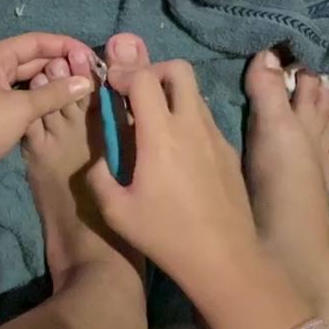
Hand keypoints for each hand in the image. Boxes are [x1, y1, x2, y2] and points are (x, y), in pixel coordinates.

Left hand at [0, 33, 97, 195]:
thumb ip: (55, 93)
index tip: (90, 54)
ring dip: (48, 83)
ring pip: (23, 79)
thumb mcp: (22, 109)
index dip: (64, 45)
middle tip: (89, 74)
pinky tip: (55, 104)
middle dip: (58, 65)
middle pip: (29, 58)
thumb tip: (86, 81)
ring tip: (78, 88)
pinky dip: (35, 97)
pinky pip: (16, 95)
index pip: (35, 41)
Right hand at [85, 61, 260, 286]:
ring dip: (172, 95)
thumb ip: (99, 176)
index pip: (144, 78)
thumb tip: (102, 159)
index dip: (124, 73)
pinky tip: (178, 153)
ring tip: (154, 124)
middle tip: (137, 94)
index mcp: (161, 135)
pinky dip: (188, 120)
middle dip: (154, 70)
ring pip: (194, 93)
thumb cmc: (166, 235)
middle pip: (179, 70)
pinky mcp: (229, 151)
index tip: (111, 86)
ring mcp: (215, 136)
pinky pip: (206, 120)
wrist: (224, 258)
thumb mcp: (117, 211)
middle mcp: (191, 125)